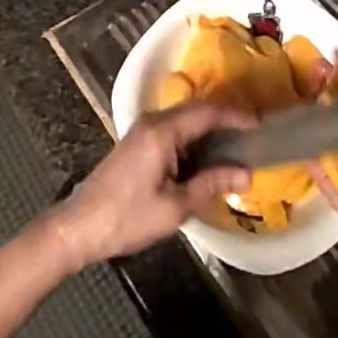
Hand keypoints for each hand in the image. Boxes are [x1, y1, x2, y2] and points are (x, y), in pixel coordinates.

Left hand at [49, 102, 255, 267]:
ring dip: (212, 127)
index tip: (261, 124)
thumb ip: (212, 184)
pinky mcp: (139, 142)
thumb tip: (247, 174)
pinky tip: (209, 155)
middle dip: (228, 118)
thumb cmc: (126, 218)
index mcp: (162, 132)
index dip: (237, 115)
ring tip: (238, 143)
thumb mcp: (175, 206)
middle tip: (254, 133)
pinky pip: (175, 129)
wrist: (77, 228)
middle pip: (198, 109)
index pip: (208, 112)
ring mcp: (143, 130)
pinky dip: (196, 136)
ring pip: (186, 118)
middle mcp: (153, 122)